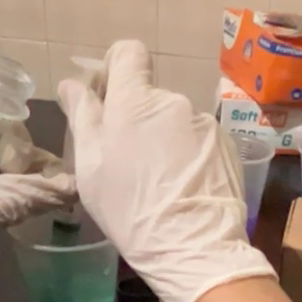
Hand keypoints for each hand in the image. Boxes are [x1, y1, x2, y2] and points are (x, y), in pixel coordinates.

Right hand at [58, 40, 273, 301]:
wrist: (195, 248)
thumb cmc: (131, 212)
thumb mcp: (91, 169)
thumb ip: (83, 119)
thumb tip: (73, 85)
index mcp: (135, 101)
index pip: (128, 53)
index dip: (116, 67)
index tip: (110, 96)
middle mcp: (174, 102)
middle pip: (151, 97)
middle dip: (139, 120)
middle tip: (131, 163)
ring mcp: (205, 124)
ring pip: (176, 122)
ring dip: (167, 141)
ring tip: (162, 184)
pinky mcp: (227, 147)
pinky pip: (200, 141)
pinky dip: (191, 157)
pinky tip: (186, 189)